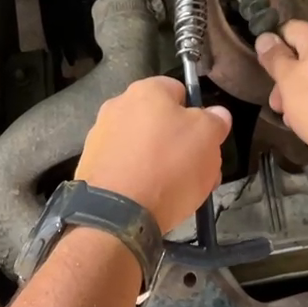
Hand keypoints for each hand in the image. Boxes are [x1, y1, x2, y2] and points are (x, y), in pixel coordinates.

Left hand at [75, 76, 231, 229]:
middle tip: (197, 172)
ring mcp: (100, 136)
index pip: (180, 91)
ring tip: (175, 193)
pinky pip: (124, 167)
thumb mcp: (207, 138)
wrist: (115, 216)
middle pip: (160, 121)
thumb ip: (215, 120)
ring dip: (158, 162)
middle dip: (180, 143)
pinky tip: (149, 200)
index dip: (197, 114)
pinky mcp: (90, 166)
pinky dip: (137, 178)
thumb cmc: (168, 166)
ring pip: (142, 146)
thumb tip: (218, 113)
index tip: (206, 140)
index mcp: (147, 90)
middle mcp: (118, 105)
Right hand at [256, 21, 307, 166]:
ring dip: (301, 93)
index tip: (266, 70)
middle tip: (277, 105)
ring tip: (294, 120)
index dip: (274, 45)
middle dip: (286, 78)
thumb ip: (275, 57)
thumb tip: (265, 36)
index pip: (289, 28)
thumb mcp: (288, 81)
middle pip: (304, 54)